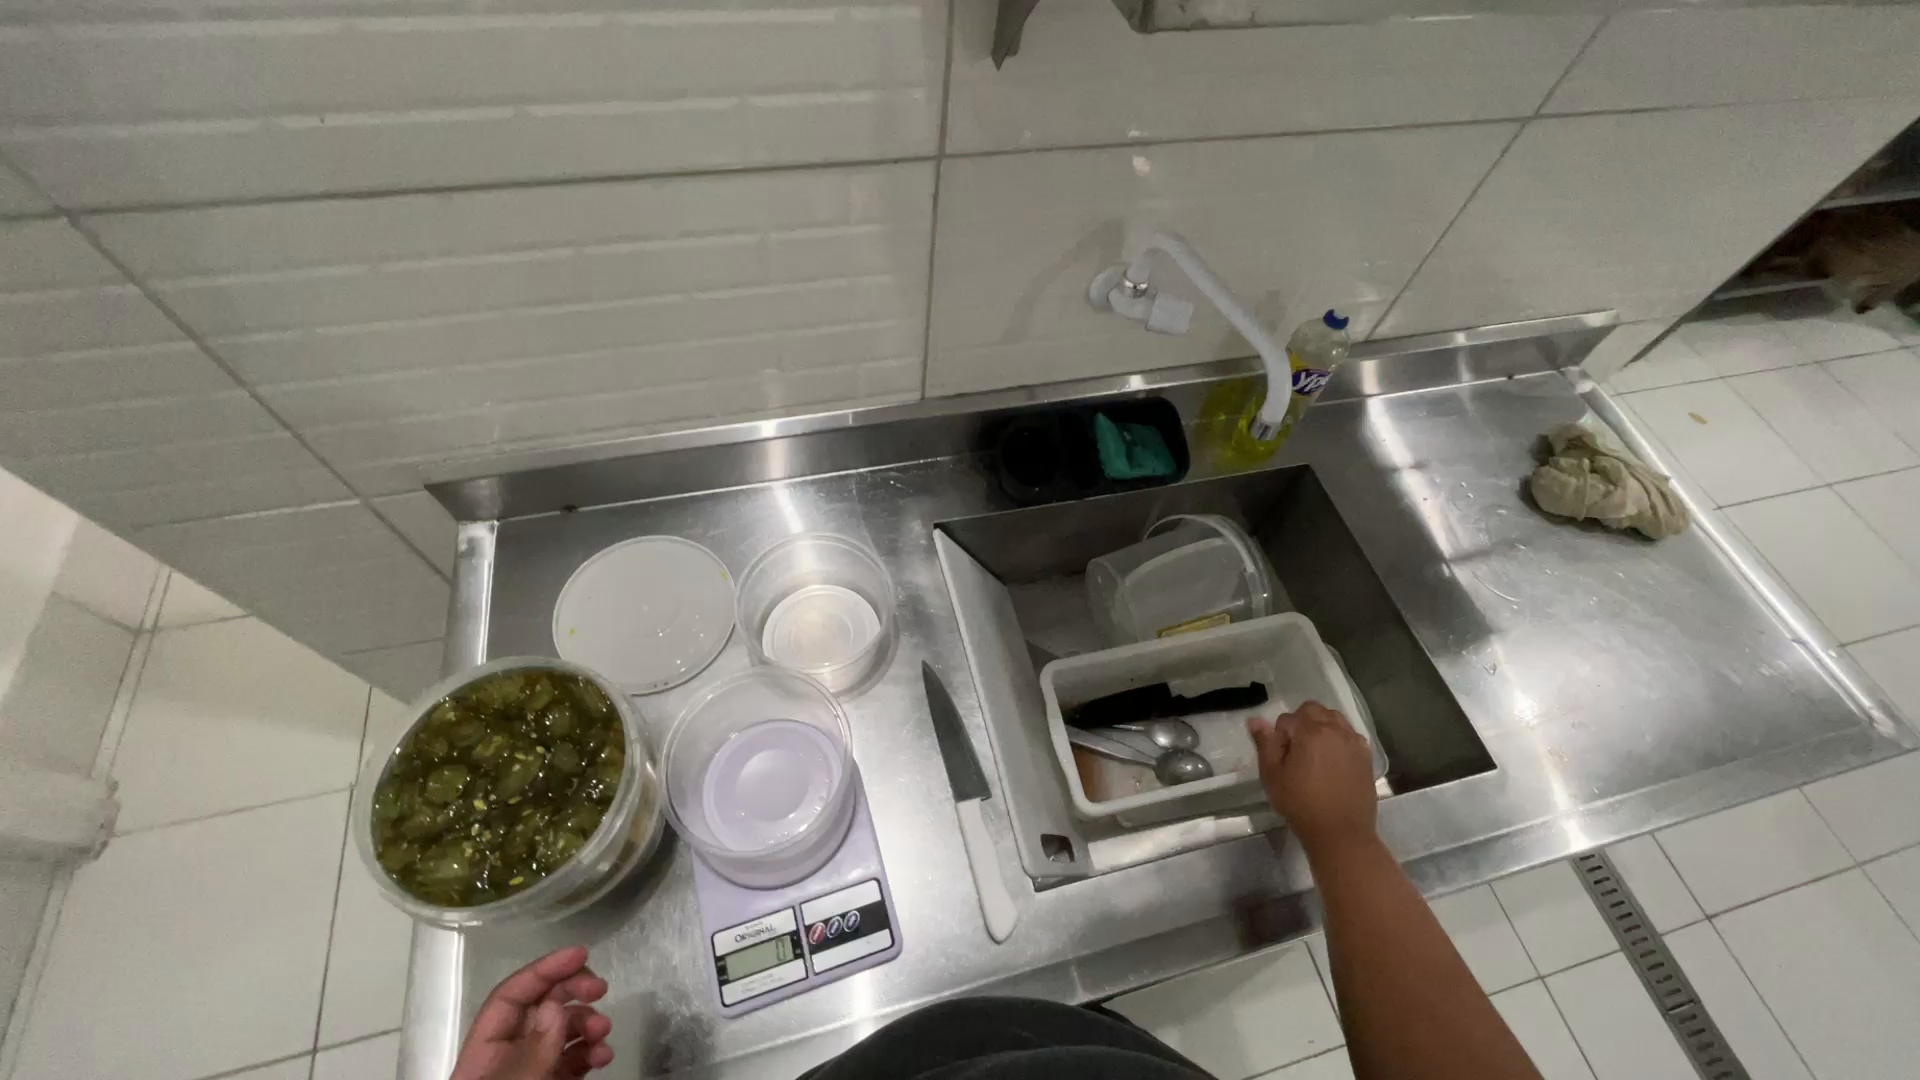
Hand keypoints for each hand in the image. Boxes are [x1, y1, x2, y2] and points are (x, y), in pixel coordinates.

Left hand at [450, 945, 614, 1079]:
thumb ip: (533, 1049)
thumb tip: (556, 1006)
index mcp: (483, 1051)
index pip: (510, 994)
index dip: (545, 969)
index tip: (581, 953)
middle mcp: (508, 1055)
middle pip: (543, 1006)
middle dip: (575, 991)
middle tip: (600, 989)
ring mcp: (531, 1070)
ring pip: (563, 1031)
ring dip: (589, 1024)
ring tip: (603, 1031)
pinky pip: (574, 1057)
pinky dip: (592, 1051)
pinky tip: (603, 1055)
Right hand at [1247, 703, 1378, 858]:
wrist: (1341, 833)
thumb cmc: (1300, 803)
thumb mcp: (1272, 775)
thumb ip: (1265, 743)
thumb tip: (1255, 719)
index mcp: (1310, 732)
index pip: (1288, 718)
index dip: (1280, 735)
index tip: (1281, 757)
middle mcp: (1335, 730)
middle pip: (1314, 710)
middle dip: (1301, 723)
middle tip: (1296, 752)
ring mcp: (1354, 743)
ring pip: (1335, 719)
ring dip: (1322, 728)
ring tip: (1315, 754)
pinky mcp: (1366, 757)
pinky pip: (1350, 735)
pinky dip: (1339, 740)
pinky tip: (1333, 762)